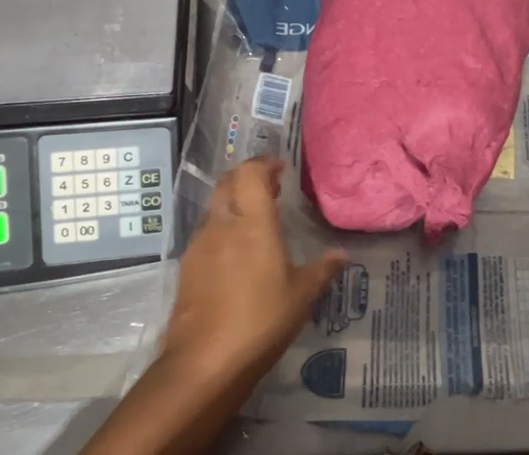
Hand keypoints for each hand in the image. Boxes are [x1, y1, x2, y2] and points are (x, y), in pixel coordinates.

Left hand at [161, 156, 346, 385]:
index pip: (251, 173)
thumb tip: (342, 254)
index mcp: (252, 222)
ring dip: (234, 201)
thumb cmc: (261, 320)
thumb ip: (323, 269)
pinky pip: (206, 232)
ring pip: (215, 206)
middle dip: (247, 176)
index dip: (264, 164)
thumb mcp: (302, 295)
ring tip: (255, 217)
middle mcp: (222, 224)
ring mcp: (199, 245)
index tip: (280, 167)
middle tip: (270, 186)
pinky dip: (222, 227)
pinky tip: (236, 251)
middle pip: (228, 182)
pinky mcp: (186, 268)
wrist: (204, 363)